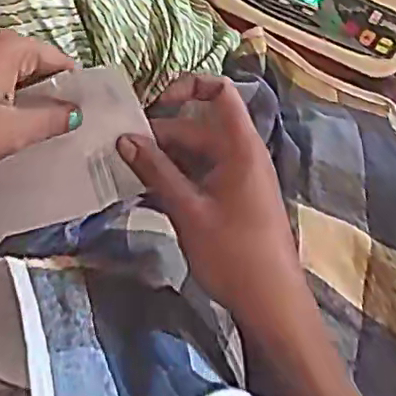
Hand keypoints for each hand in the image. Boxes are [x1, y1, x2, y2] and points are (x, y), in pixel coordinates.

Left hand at [0, 32, 79, 180]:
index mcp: (9, 47)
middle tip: (62, 125)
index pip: (57, 59)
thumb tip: (76, 112)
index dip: (73, 85)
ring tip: (34, 129)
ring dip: (22, 97)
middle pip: (32, 63)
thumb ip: (49, 119)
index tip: (85, 111)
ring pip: (8, 73)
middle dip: (47, 92)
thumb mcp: (11, 132)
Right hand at [116, 74, 306, 323]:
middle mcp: (239, 153)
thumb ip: (155, 170)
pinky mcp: (230, 199)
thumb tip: (124, 138)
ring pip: (193, 154)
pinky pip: (198, 175)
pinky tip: (144, 193)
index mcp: (239, 145)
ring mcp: (236, 177)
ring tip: (125, 171)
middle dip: (159, 135)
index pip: (219, 91)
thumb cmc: (235, 253)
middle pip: (195, 127)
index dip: (188, 86)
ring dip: (162, 160)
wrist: (274, 310)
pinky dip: (173, 179)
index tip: (156, 103)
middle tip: (120, 149)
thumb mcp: (188, 210)